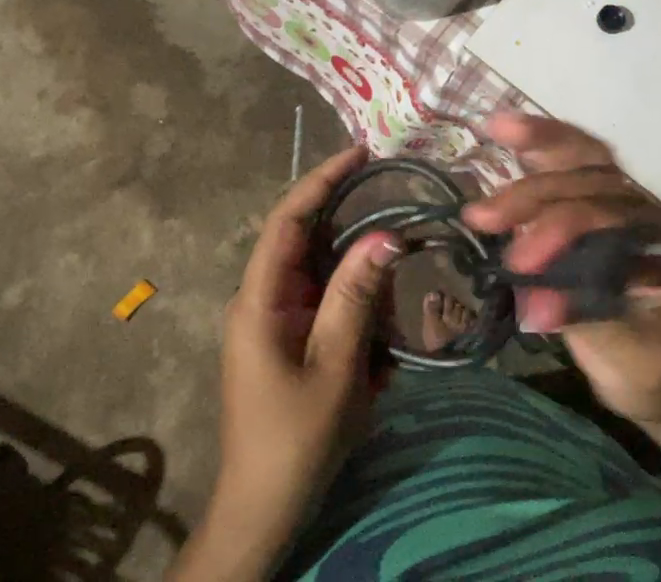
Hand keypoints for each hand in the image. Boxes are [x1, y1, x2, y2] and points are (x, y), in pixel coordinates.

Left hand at [170, 145, 398, 580]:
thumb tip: (386, 236)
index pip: (288, 220)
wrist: (266, 507)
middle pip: (308, 241)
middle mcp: (264, 299)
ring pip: (325, 275)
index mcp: (260, 298)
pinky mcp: (292, 342)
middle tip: (400, 209)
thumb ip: (355, 297)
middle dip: (353, 227)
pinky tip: (382, 337)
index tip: (362, 152)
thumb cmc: (295, 437)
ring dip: (361, 279)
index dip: (322, 181)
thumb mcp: (334, 365)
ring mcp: (277, 321)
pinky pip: (329, 307)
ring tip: (392, 294)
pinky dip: (359, 311)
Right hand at [463, 114, 660, 429]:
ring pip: (590, 162)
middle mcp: (657, 217)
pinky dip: (542, 148)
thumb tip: (537, 301)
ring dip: (541, 147)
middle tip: (481, 214)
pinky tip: (508, 131)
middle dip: (537, 193)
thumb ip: (593, 324)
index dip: (563, 231)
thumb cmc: (657, 377)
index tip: (518, 264)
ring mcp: (631, 208)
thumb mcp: (635, 363)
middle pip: (599, 183)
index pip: (618, 221)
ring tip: (495, 127)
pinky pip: (576, 170)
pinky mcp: (603, 209)